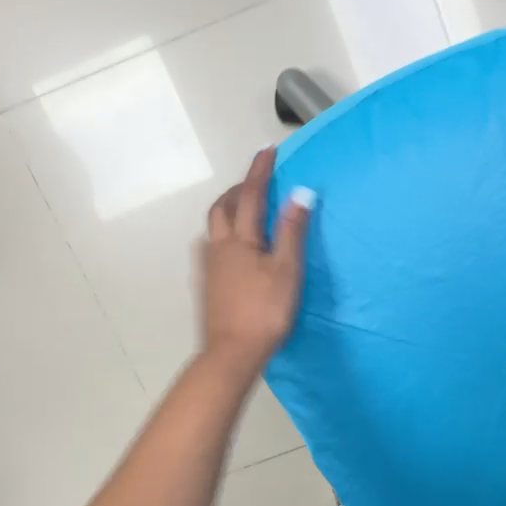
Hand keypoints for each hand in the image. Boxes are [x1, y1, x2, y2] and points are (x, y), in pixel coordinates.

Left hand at [199, 148, 314, 381]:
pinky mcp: (206, 286)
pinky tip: (229, 249)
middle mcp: (218, 247)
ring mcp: (208, 267)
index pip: (250, 195)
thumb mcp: (286, 270)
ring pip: (212, 228)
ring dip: (227, 211)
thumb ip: (291, 232)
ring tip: (243, 211)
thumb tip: (299, 193)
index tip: (268, 151)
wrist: (231, 354)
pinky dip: (221, 236)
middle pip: (222, 207)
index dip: (260, 172)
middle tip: (255, 183)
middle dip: (238, 190)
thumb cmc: (264, 312)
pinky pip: (209, 248)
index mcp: (240, 239)